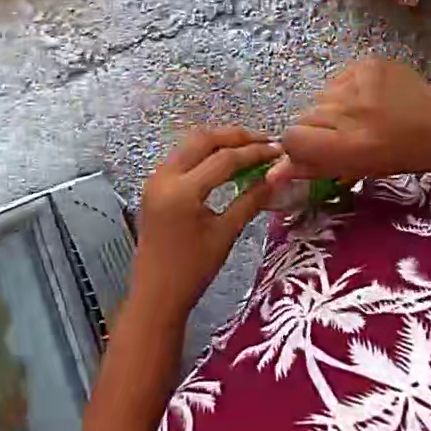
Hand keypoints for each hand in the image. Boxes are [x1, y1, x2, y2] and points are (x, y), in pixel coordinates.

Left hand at [131, 128, 282, 316]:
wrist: (156, 293)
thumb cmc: (193, 270)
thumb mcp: (225, 234)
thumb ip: (249, 201)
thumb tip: (275, 179)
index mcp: (182, 191)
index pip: (223, 159)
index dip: (253, 152)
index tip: (277, 149)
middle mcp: (164, 177)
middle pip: (202, 140)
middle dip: (233, 137)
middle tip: (262, 140)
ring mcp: (155, 179)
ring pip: (188, 146)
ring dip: (217, 142)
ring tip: (246, 147)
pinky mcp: (153, 185)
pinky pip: (180, 158)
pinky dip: (202, 154)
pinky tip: (222, 161)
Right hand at [270, 58, 430, 183]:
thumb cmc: (399, 156)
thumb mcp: (356, 169)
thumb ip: (312, 168)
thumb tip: (271, 174)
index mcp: (350, 146)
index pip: (293, 138)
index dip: (298, 144)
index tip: (314, 147)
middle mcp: (353, 112)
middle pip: (305, 116)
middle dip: (318, 127)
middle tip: (345, 133)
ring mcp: (361, 83)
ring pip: (320, 97)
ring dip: (332, 108)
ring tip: (359, 115)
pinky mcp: (368, 63)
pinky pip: (336, 79)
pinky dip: (345, 90)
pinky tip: (368, 98)